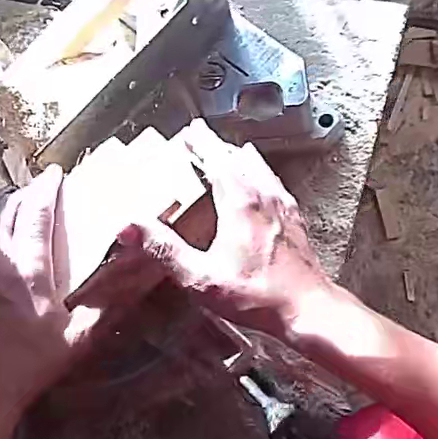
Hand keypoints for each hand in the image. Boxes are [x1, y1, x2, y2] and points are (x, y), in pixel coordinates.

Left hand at [0, 166, 113, 438]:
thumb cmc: (27, 368)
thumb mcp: (78, 340)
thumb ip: (109, 306)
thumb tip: (144, 278)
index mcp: (27, 269)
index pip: (36, 212)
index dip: (47, 188)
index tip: (56, 173)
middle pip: (5, 210)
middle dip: (24, 194)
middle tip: (39, 189)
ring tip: (12, 207)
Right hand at [96, 121, 344, 339]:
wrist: (308, 308)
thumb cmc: (258, 296)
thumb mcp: (201, 277)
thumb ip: (165, 251)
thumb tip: (129, 227)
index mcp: (240, 202)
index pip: (217, 158)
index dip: (201, 142)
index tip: (190, 130)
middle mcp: (264, 196)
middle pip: (239, 159)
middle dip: (218, 146)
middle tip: (202, 140)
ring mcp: (283, 207)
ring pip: (260, 169)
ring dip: (242, 158)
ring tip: (231, 152)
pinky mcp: (295, 221)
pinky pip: (276, 185)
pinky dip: (263, 175)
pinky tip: (265, 184)